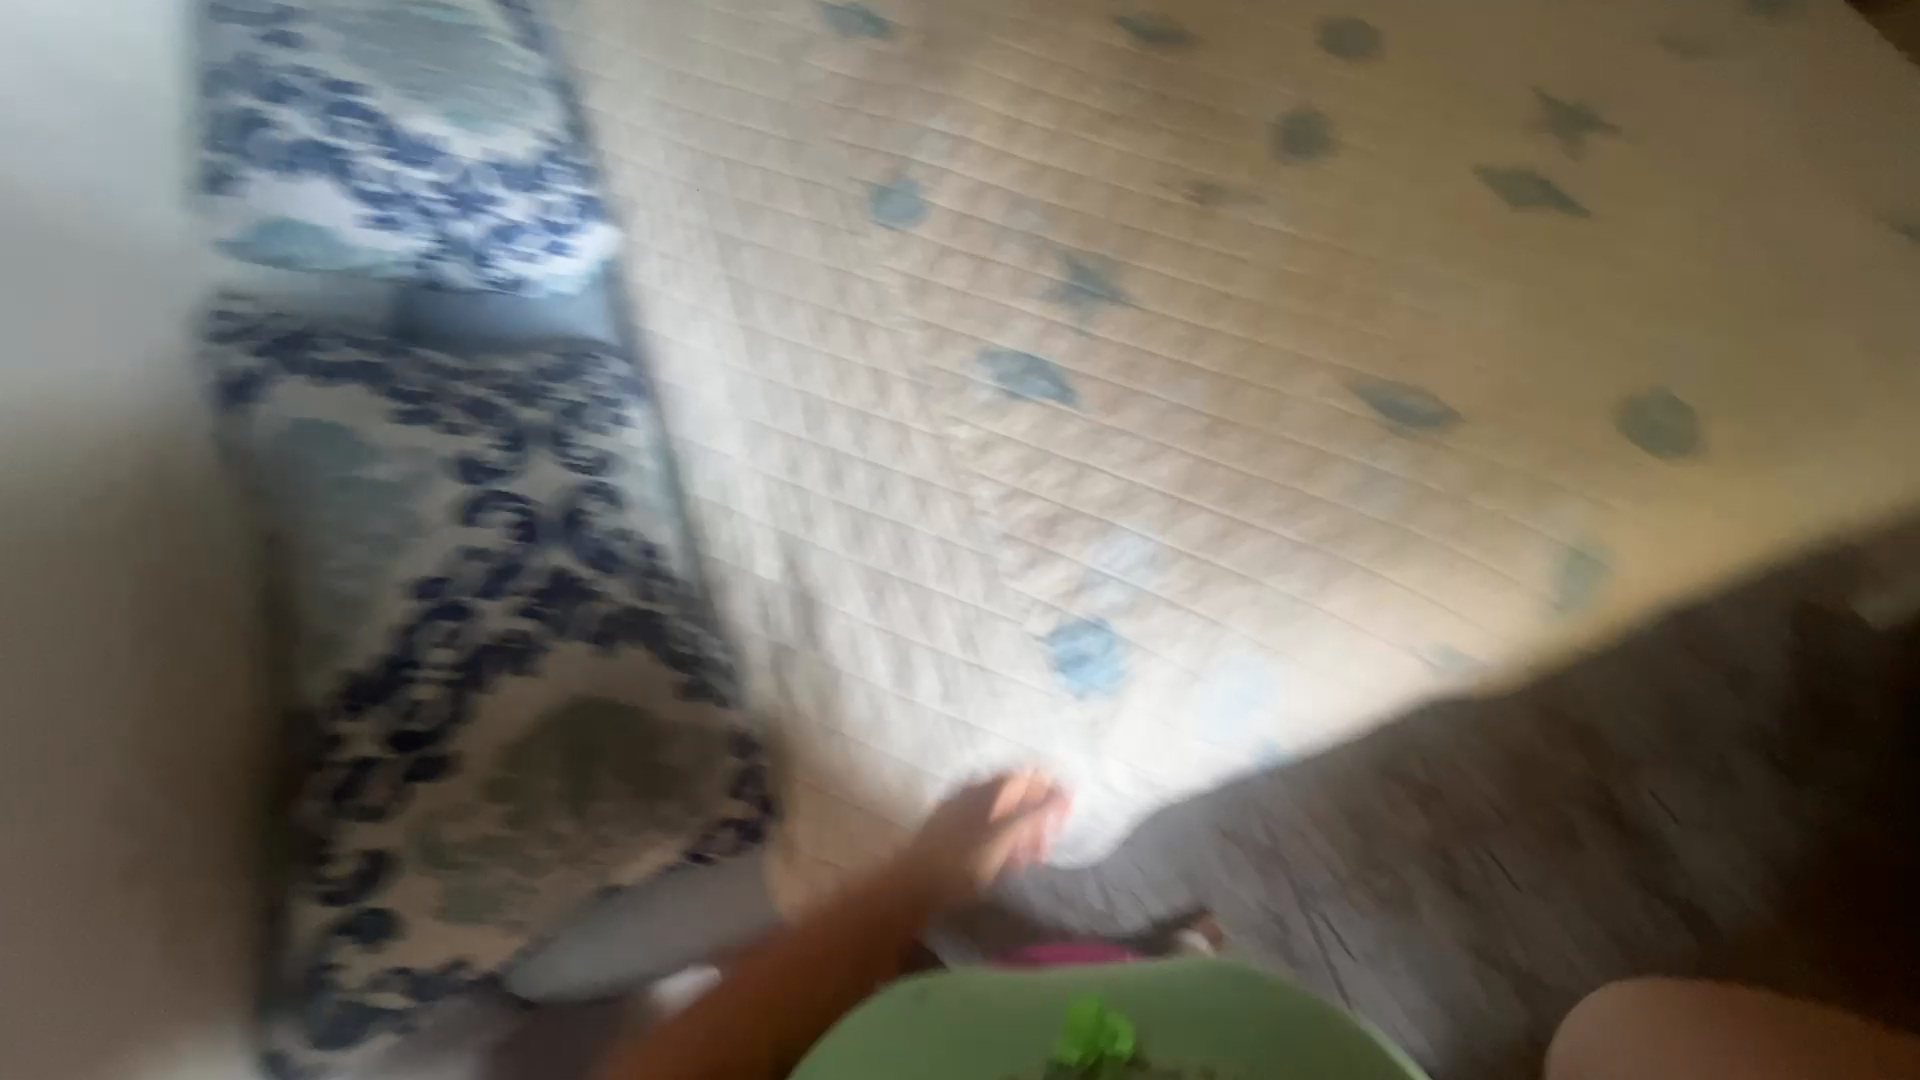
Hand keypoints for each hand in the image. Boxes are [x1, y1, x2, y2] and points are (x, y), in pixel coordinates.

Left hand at [896, 769, 1070, 904]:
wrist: (913, 883)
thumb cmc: (962, 859)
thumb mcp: (1003, 837)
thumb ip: (1035, 813)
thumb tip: (1065, 790)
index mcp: (989, 788)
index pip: (1028, 775)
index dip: (1051, 789)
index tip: (1068, 810)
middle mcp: (975, 791)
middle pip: (1016, 794)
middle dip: (1037, 815)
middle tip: (1049, 841)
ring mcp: (961, 809)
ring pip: (1002, 812)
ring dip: (1022, 831)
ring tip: (1032, 857)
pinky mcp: (952, 830)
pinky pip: (988, 827)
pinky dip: (1004, 840)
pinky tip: (1007, 861)